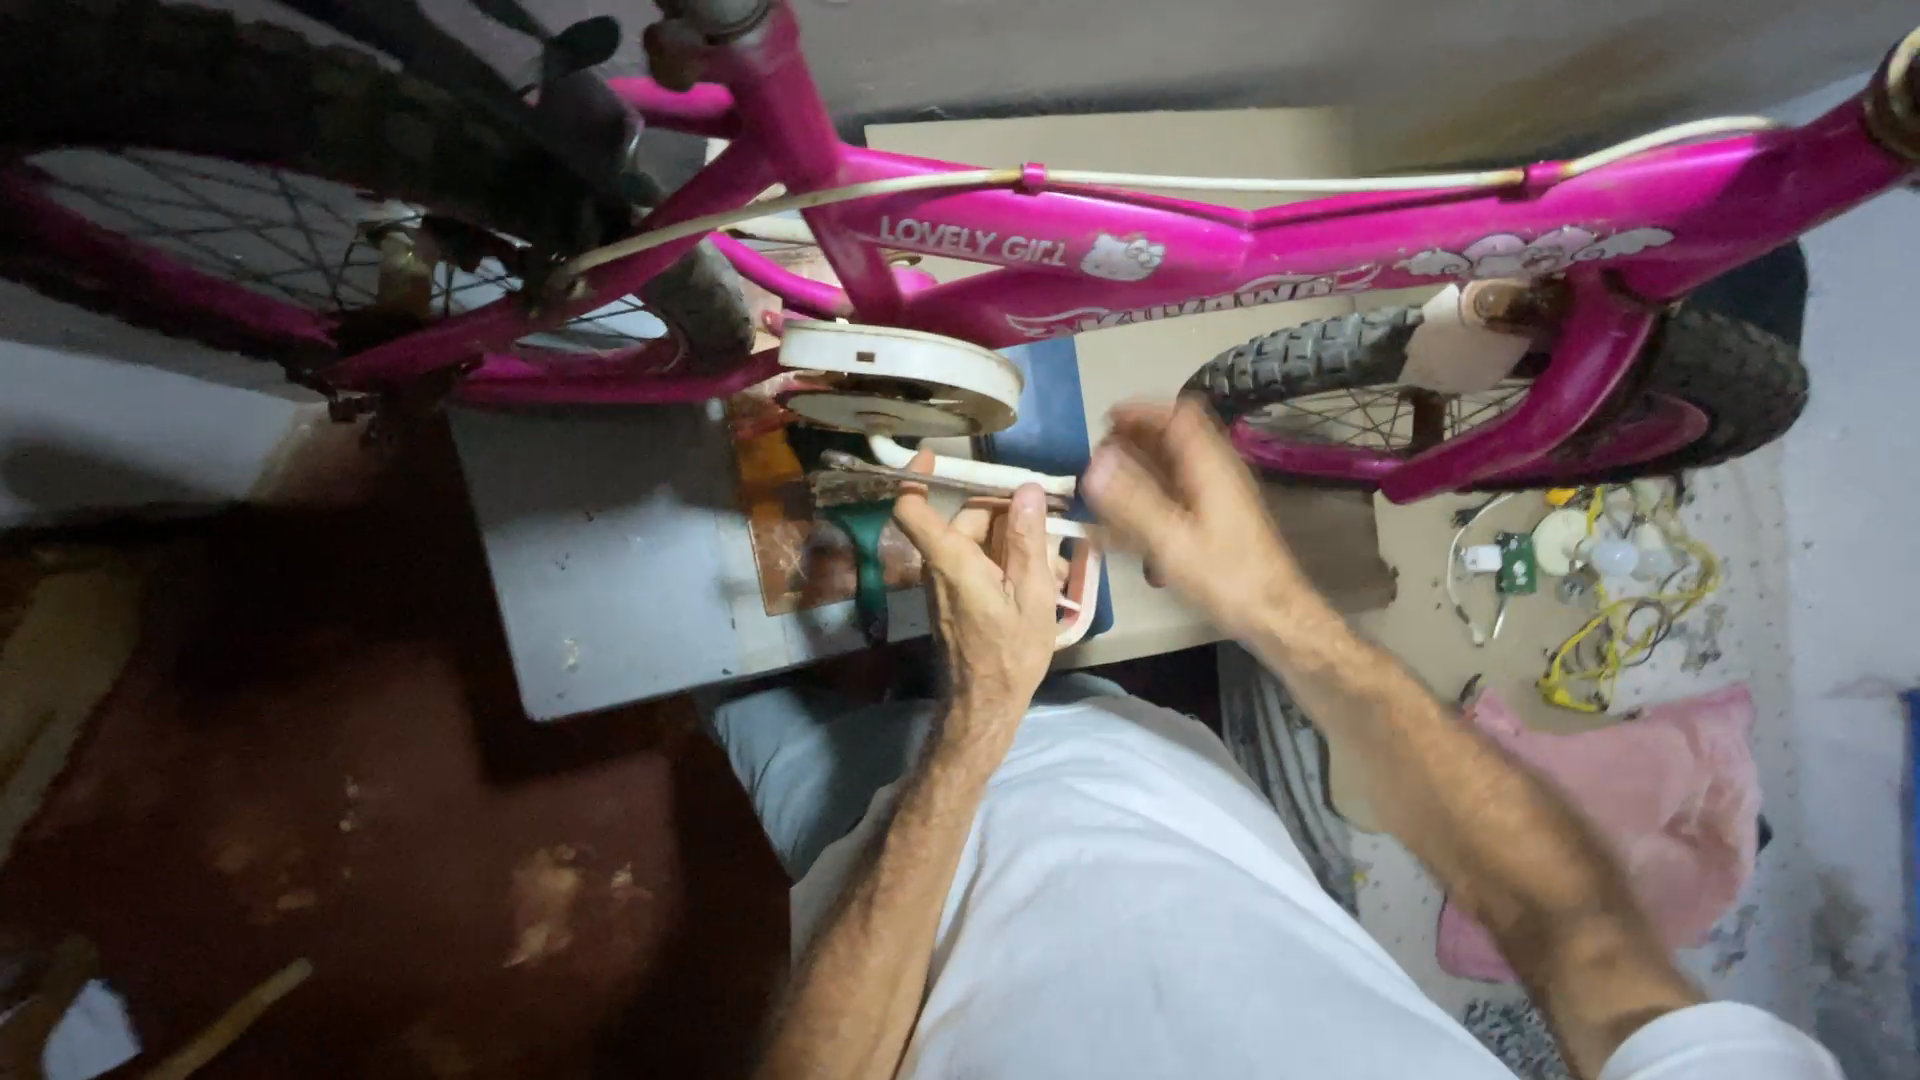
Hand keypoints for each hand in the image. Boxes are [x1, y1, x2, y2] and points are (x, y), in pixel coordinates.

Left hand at [893, 450, 1057, 753]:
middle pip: (966, 518)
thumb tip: (1026, 490)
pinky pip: (979, 564)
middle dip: (1008, 518)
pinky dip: (1007, 564)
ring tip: (1056, 569)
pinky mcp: (956, 596)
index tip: (933, 456)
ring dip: (1015, 545)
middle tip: (1051, 532)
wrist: (986, 704)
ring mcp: (946, 583)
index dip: (914, 477)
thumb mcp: (1030, 595)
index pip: (911, 509)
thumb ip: (1026, 541)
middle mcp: (940, 566)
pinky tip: (1042, 583)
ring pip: (978, 541)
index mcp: (951, 561)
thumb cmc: (1009, 653)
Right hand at [1083, 398, 1305, 636]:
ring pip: (1173, 467)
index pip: (1177, 414)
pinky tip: (1125, 524)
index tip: (1106, 422)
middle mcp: (1216, 472)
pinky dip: (1150, 497)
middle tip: (1098, 458)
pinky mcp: (1215, 519)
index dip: (1141, 411)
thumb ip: (1131, 501)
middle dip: (1133, 441)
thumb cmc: (1226, 577)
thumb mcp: (1171, 541)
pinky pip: (1176, 494)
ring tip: (1104, 486)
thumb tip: (1094, 464)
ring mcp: (1217, 496)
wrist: (1273, 615)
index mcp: (1210, 466)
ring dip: (1139, 469)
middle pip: (1173, 437)